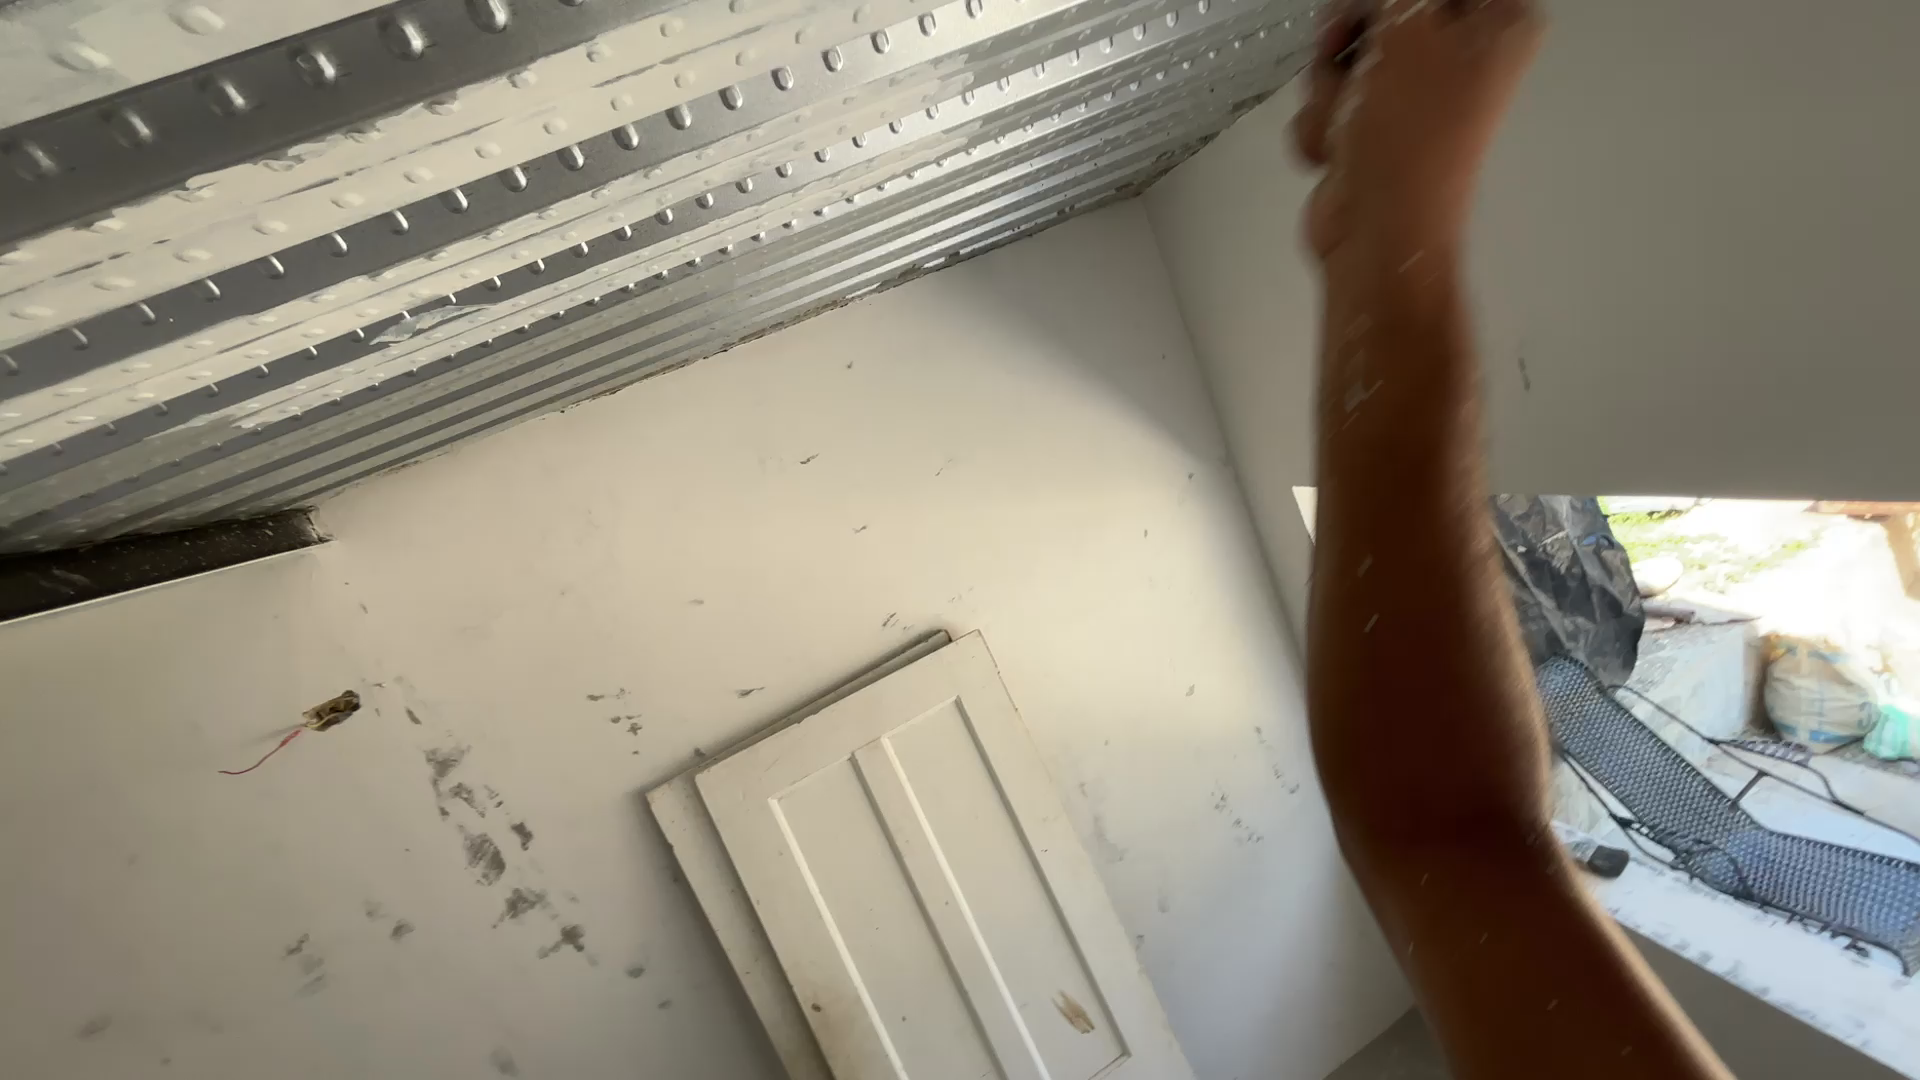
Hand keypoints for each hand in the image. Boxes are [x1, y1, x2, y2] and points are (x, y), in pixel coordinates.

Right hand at [1292, 0, 1542, 266]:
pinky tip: (1334, 152)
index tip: (1359, 10)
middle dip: (1347, 41)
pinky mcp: (1365, 134)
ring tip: (1344, 124)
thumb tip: (1366, 1)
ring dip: (1329, 94)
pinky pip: (1329, 108)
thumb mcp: (1407, 31)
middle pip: (1383, 12)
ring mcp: (1404, 100)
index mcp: (1497, 21)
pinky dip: (1321, 129)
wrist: (1374, 232)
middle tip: (1338, 52)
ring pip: (1344, 62)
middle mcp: (1455, 57)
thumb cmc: (1406, 132)